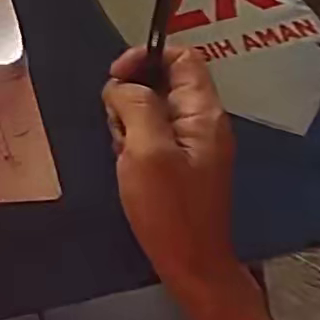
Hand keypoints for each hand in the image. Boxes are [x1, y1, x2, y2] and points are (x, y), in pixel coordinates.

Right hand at [103, 46, 241, 303]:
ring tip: (122, 144)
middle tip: (116, 119)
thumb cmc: (169, 208)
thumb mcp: (147, 151)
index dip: (146, 57)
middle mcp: (201, 122)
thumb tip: (122, 86)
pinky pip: (147, 127)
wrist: (189, 262)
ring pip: (149, 103)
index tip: (116, 76)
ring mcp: (189, 141)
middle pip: (162, 79)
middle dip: (129, 91)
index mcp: (203, 115)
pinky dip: (129, 134)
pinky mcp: (176, 158)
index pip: (183, 59)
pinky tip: (125, 155)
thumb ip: (136, 107)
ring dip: (126, 115)